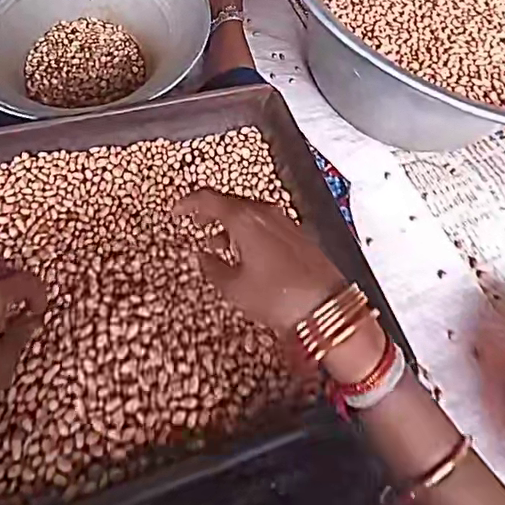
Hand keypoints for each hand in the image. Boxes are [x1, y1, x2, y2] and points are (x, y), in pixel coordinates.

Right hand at [174, 189, 345, 330]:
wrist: (327, 306)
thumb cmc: (280, 296)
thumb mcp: (234, 288)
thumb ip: (211, 268)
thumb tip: (201, 256)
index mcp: (243, 217)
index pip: (207, 198)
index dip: (187, 203)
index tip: (176, 211)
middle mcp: (263, 211)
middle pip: (228, 202)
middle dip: (208, 213)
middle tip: (194, 224)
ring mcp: (282, 220)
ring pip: (246, 213)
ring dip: (228, 225)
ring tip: (217, 245)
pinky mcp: (295, 233)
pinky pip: (262, 223)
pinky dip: (246, 231)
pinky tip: (244, 254)